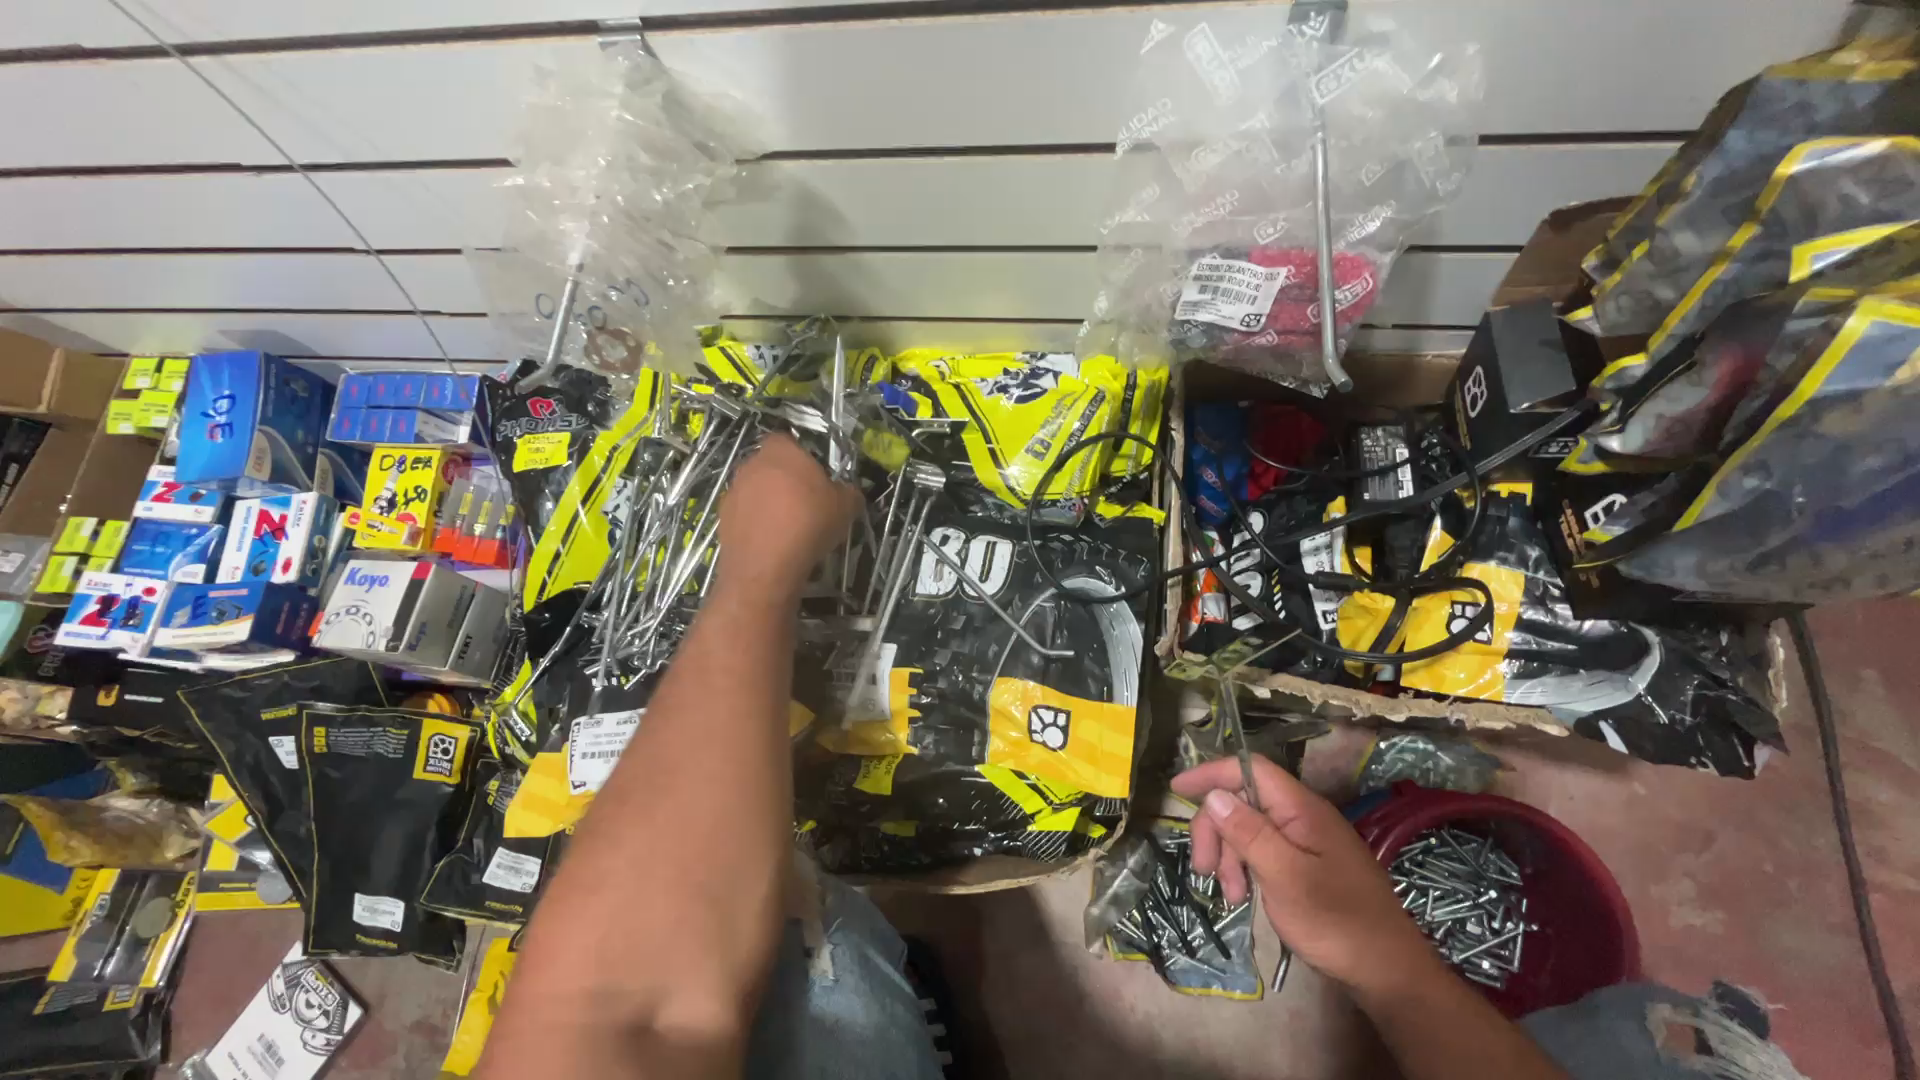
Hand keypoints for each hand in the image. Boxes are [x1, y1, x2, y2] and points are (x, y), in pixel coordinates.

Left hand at [717, 433, 862, 597]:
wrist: (766, 565)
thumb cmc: (809, 522)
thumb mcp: (846, 506)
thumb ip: (848, 492)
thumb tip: (848, 492)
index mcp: (781, 450)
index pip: (788, 440)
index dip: (802, 456)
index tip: (815, 477)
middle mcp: (751, 464)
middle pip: (771, 466)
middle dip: (785, 480)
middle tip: (806, 503)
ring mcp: (733, 491)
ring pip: (756, 491)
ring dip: (769, 503)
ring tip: (789, 527)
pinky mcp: (723, 518)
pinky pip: (745, 515)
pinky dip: (757, 524)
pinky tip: (773, 543)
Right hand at [1172, 755, 1446, 996]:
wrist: (1389, 973)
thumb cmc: (1337, 922)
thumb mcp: (1285, 877)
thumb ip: (1249, 833)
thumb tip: (1214, 794)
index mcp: (1301, 809)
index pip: (1249, 768)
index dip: (1211, 773)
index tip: (1177, 790)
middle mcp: (1303, 817)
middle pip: (1243, 800)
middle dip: (1215, 829)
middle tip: (1203, 868)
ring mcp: (1305, 841)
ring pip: (1249, 828)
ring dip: (1229, 855)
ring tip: (1229, 895)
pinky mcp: (1306, 865)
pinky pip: (1263, 851)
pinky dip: (1245, 868)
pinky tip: (1242, 896)